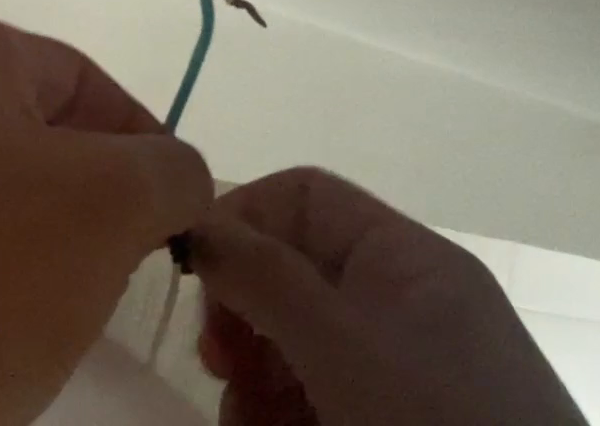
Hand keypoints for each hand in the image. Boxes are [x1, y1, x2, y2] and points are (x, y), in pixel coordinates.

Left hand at [0, 16, 211, 425]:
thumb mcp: (110, 203)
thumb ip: (170, 169)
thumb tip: (176, 173)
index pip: (87, 82)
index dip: (145, 144)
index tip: (177, 215)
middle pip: (43, 134)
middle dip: (97, 194)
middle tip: (129, 256)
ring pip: (0, 187)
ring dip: (49, 235)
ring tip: (70, 293)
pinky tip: (8, 314)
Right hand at [190, 168, 586, 425]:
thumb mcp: (343, 351)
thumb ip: (262, 276)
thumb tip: (192, 220)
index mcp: (406, 259)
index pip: (303, 195)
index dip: (242, 219)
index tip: (201, 278)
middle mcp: (404, 302)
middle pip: (291, 267)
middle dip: (242, 310)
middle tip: (218, 363)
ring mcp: (403, 369)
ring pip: (295, 338)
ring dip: (253, 373)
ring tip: (242, 419)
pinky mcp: (395, 420)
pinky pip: (318, 391)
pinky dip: (280, 409)